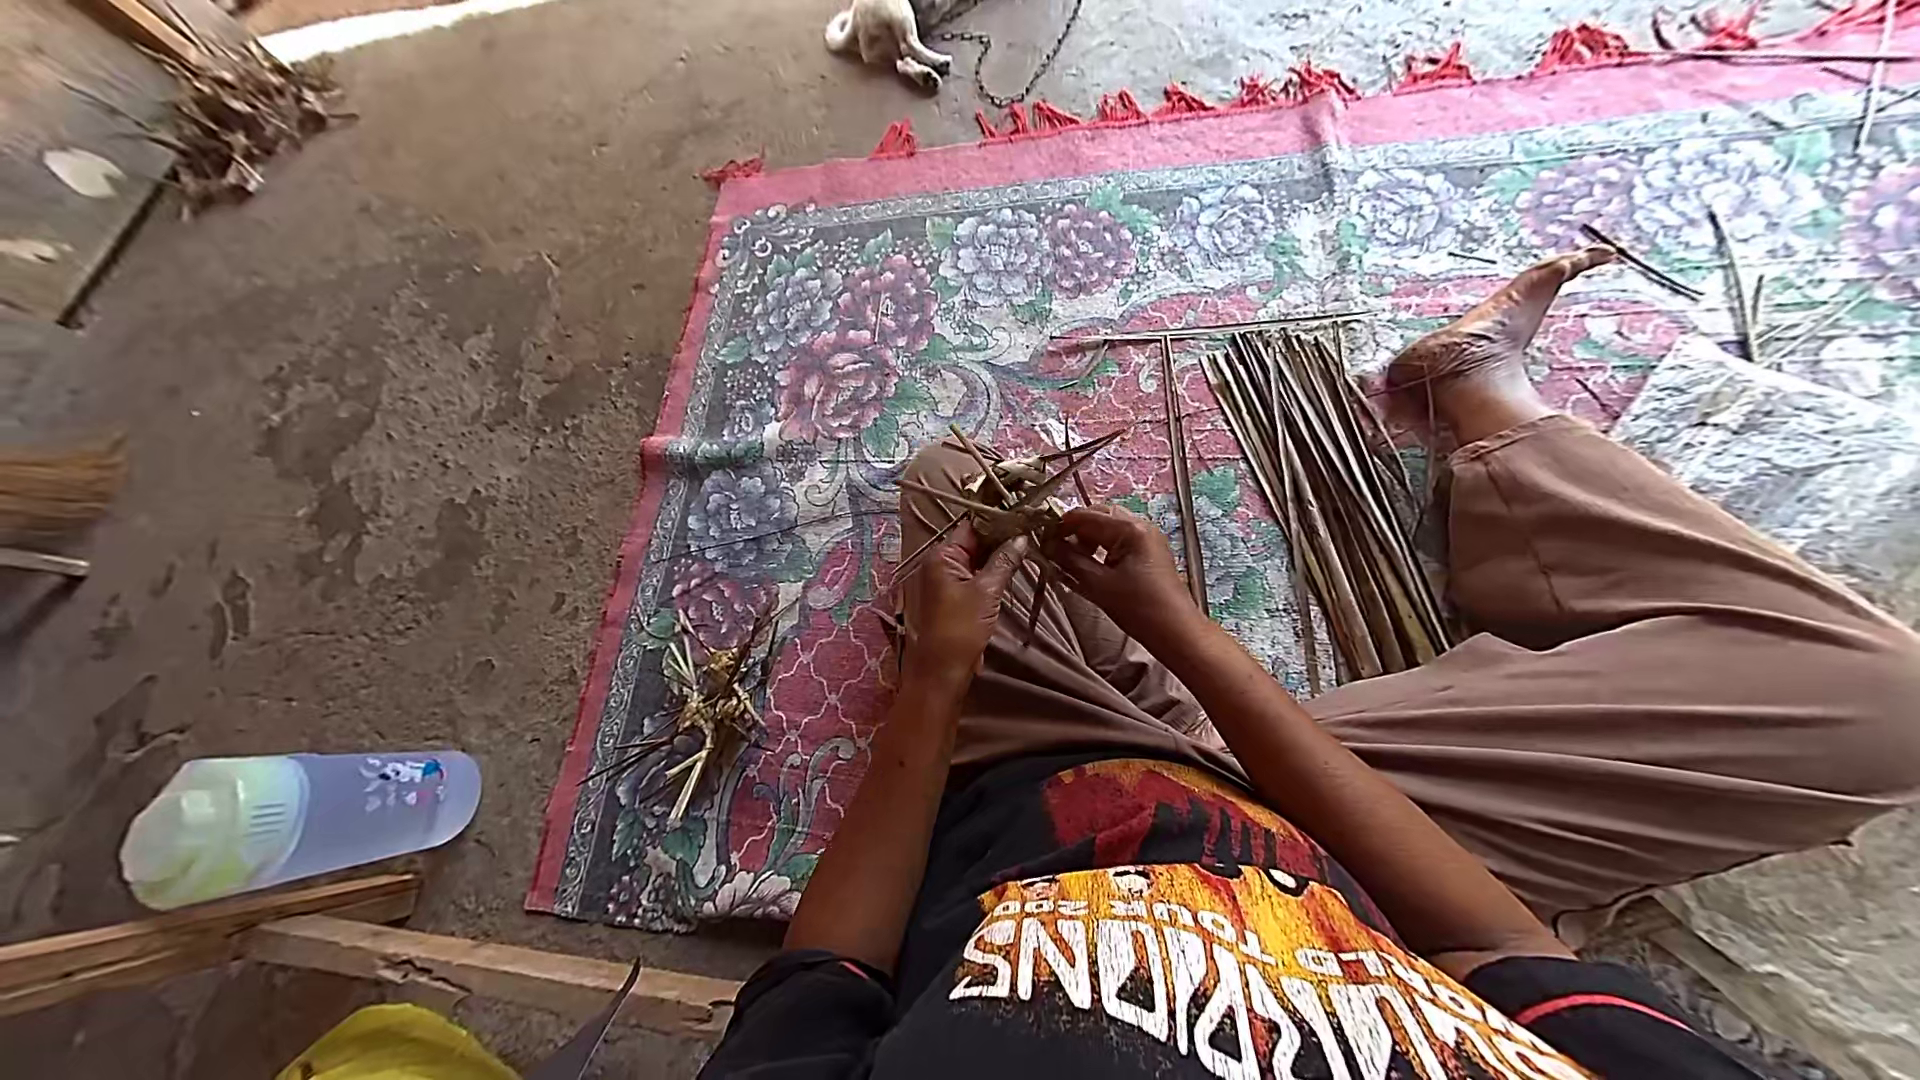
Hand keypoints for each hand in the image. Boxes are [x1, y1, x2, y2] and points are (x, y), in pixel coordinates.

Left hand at [904, 519, 1028, 686]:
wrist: (943, 670)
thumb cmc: (961, 629)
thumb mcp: (987, 591)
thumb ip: (1004, 561)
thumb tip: (1021, 537)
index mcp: (941, 556)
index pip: (971, 526)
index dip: (997, 520)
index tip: (1024, 517)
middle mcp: (939, 563)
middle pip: (973, 541)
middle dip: (1000, 537)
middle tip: (1031, 531)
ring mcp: (945, 580)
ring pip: (975, 558)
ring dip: (997, 554)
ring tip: (1026, 545)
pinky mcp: (953, 596)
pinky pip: (974, 575)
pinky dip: (991, 571)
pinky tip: (1012, 568)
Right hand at [1044, 505, 1202, 649]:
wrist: (1175, 631)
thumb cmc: (1137, 608)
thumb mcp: (1097, 584)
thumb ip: (1068, 560)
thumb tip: (1045, 544)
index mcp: (1129, 529)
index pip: (1085, 515)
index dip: (1060, 525)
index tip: (1041, 539)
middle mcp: (1140, 526)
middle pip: (1097, 516)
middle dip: (1074, 531)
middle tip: (1056, 550)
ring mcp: (1146, 538)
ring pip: (1107, 528)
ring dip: (1086, 540)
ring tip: (1072, 561)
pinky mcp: (1148, 552)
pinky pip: (1117, 540)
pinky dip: (1100, 548)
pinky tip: (1089, 566)